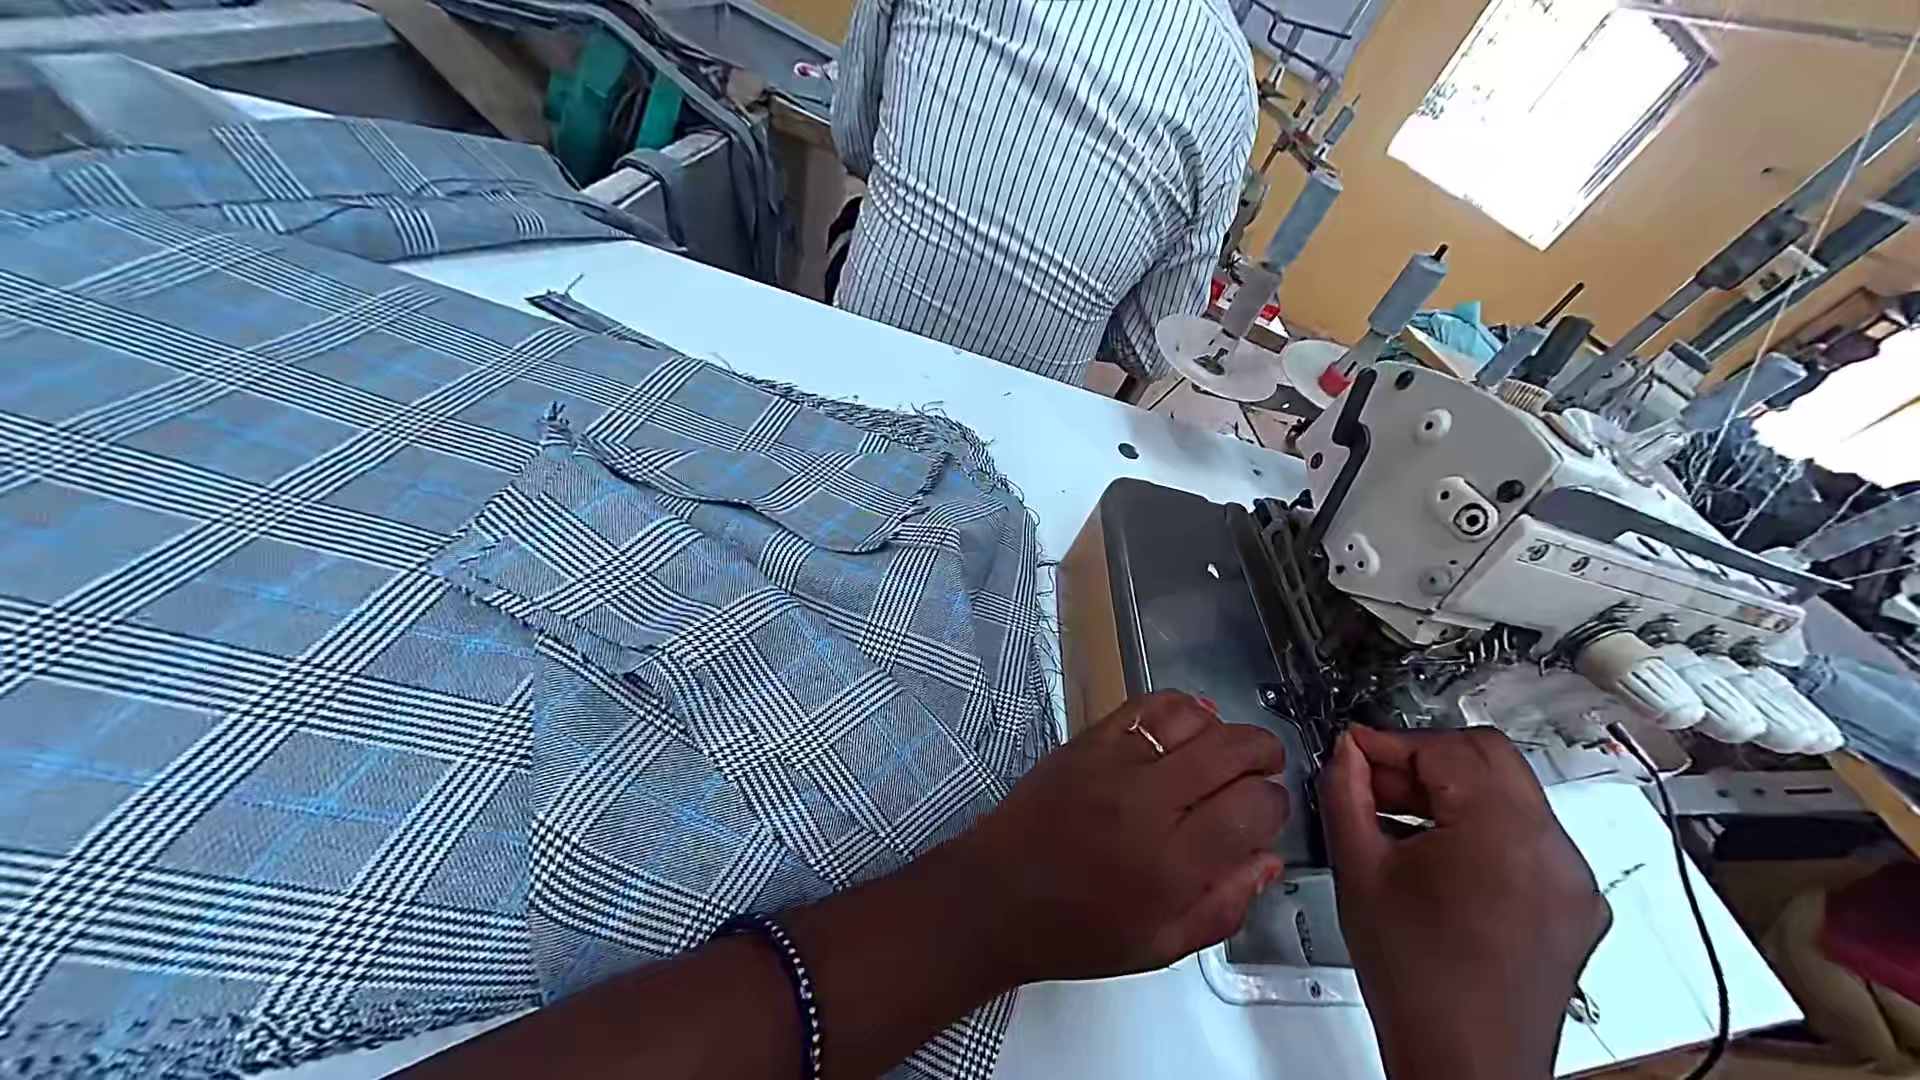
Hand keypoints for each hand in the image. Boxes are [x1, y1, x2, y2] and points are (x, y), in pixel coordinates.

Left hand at [941, 690, 1290, 983]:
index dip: (1275, 804)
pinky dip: (1176, 706)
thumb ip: (1224, 904)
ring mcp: (1112, 763)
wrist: (994, 894)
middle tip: (1265, 768)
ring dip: (1222, 728)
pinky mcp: (1086, 741)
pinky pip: (1142, 706)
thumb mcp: (1159, 944)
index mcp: (1171, 865)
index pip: (1253, 809)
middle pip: (1230, 752)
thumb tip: (1267, 858)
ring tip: (1228, 747)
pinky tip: (1188, 722)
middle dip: (1263, 755)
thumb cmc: (1074, 929)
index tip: (1270, 811)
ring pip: (1190, 718)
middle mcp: (1146, 804)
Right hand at [1321, 726, 1610, 1079]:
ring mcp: (1572, 879)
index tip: (1355, 747)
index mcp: (1503, 837)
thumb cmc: (1415, 978)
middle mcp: (1554, 852)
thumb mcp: (1357, 866)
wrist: (1462, 1058)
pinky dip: (1476, 820)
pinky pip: (1525, 830)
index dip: (1389, 742)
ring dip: (1449, 787)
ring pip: (1508, 790)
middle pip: (1489, 755)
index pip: (1444, 750)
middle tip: (1375, 774)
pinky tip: (1429, 845)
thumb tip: (1347, 751)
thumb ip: (1346, 791)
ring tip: (1395, 813)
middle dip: (1423, 756)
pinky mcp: (1574, 901)